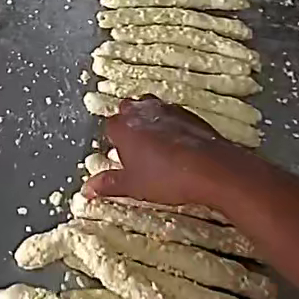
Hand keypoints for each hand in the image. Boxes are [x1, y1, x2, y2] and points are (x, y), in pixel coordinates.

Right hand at [87, 97, 271, 208]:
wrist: (210, 169)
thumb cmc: (166, 176)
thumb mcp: (132, 185)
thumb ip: (108, 184)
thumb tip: (88, 189)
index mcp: (123, 126)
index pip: (109, 126)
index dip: (113, 141)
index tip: (119, 156)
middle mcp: (142, 111)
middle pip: (128, 110)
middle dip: (129, 126)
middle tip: (135, 150)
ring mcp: (166, 109)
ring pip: (150, 109)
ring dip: (149, 122)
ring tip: (154, 147)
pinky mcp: (188, 114)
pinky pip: (172, 116)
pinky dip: (170, 127)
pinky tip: (176, 147)